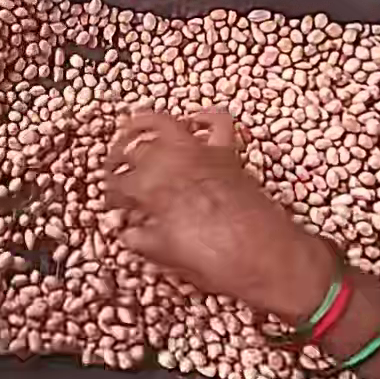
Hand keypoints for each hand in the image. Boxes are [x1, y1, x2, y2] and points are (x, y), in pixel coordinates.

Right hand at [102, 108, 340, 321]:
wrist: (270, 258)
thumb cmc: (218, 261)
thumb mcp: (169, 254)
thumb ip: (142, 239)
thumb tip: (128, 232)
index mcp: (153, 189)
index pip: (118, 183)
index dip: (110, 193)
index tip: (111, 204)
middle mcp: (172, 163)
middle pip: (133, 151)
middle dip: (118, 160)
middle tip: (114, 173)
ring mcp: (200, 153)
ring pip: (162, 123)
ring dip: (142, 126)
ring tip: (132, 131)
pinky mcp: (226, 154)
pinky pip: (215, 122)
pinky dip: (201, 118)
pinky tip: (191, 122)